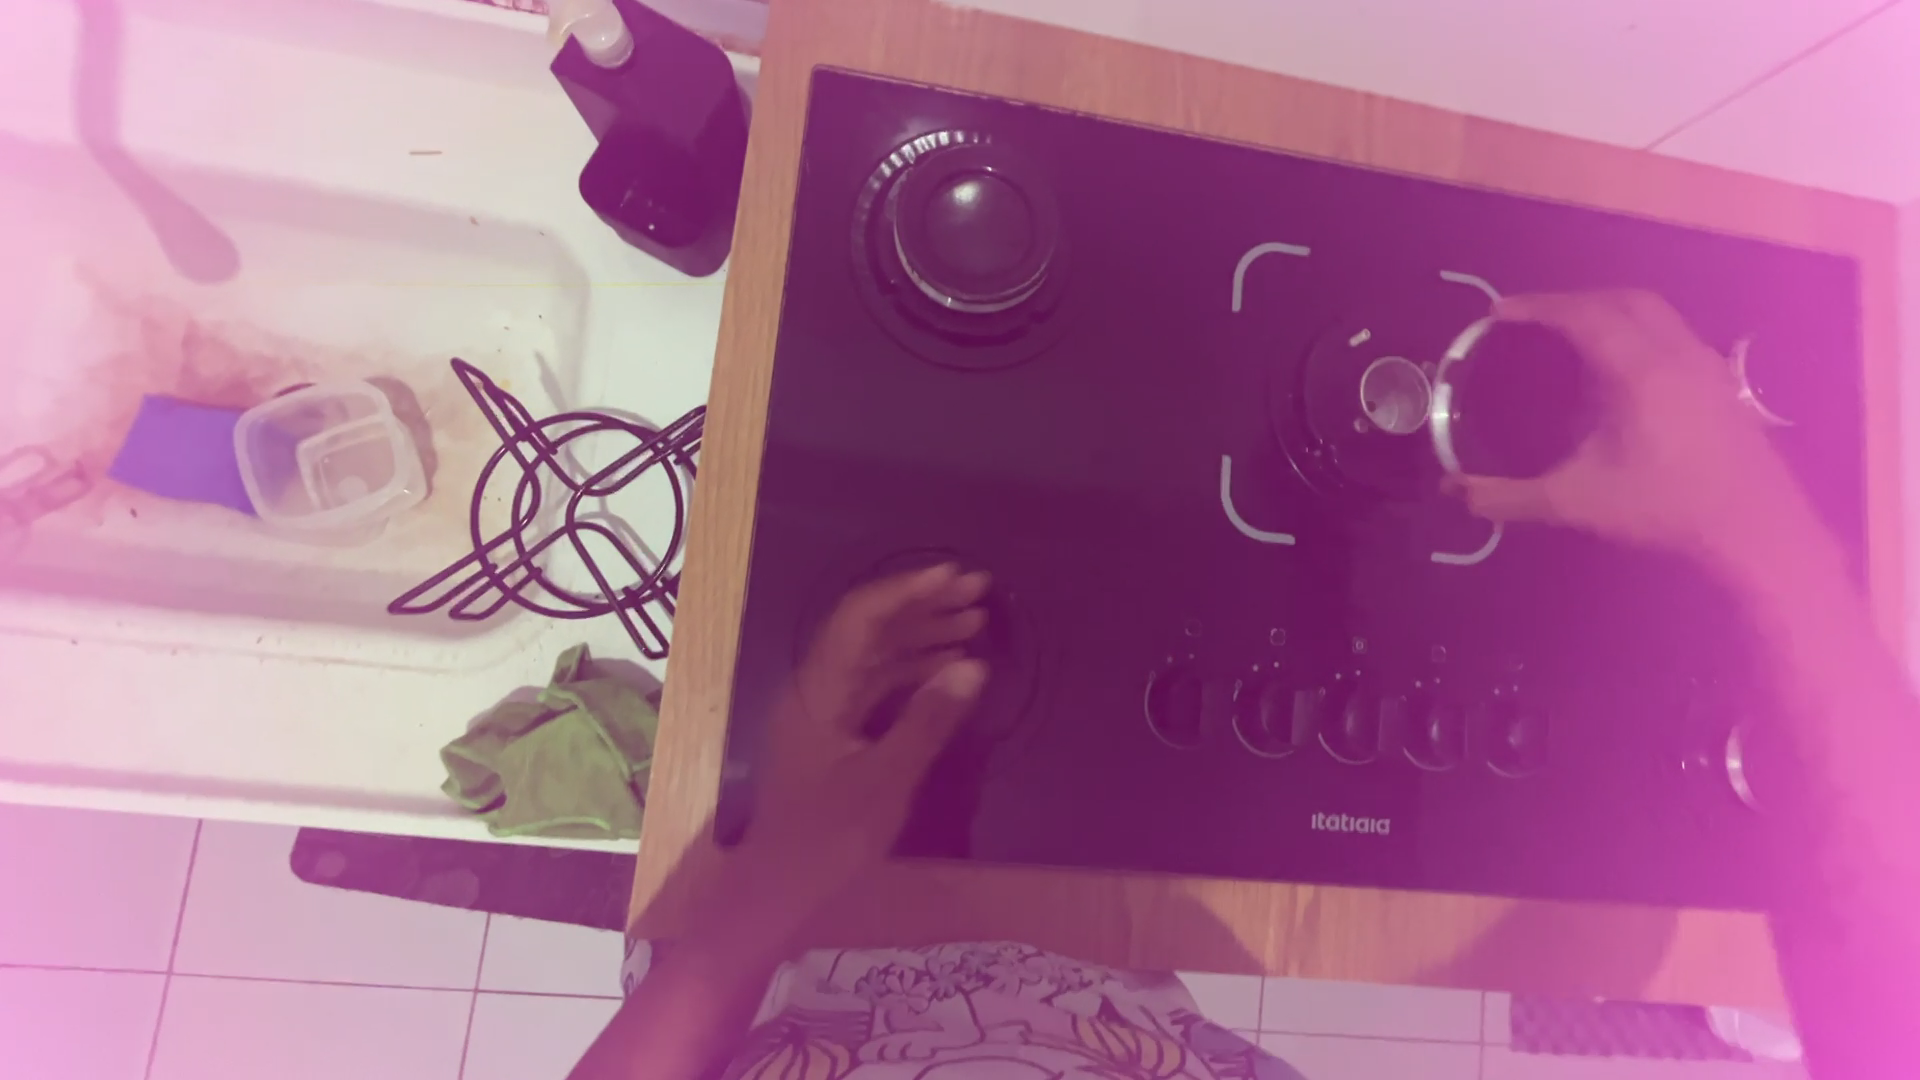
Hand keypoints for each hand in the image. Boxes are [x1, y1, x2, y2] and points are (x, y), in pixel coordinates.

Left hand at [742, 563, 989, 903]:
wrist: (778, 892)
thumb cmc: (827, 839)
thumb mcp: (886, 780)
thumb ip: (929, 720)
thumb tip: (973, 666)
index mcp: (819, 688)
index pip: (862, 617)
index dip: (908, 590)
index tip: (953, 576)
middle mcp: (820, 685)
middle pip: (872, 627)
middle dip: (925, 605)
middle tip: (978, 591)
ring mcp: (828, 707)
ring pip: (878, 654)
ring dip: (924, 635)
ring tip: (976, 621)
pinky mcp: (839, 729)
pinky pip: (879, 684)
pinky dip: (915, 671)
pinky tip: (950, 667)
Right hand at [1450, 289, 1808, 569]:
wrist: (1753, 530)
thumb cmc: (1662, 506)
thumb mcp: (1570, 502)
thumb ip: (1503, 496)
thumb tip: (1450, 490)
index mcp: (1639, 373)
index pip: (1586, 316)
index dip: (1538, 308)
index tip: (1497, 312)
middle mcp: (1676, 356)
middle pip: (1624, 300)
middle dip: (1570, 300)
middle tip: (1526, 316)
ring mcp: (1703, 367)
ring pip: (1652, 313)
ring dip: (1603, 310)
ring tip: (1561, 330)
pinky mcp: (1716, 383)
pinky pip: (1667, 333)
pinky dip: (1628, 329)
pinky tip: (1607, 363)